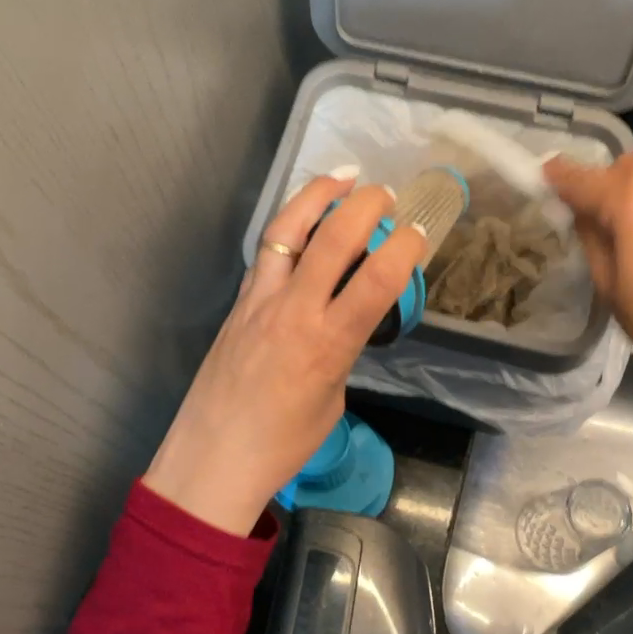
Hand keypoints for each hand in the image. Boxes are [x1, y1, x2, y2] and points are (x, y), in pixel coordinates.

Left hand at [143, 176, 425, 533]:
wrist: (213, 458)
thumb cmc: (282, 445)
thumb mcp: (332, 400)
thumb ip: (341, 353)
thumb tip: (342, 326)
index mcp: (328, 343)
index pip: (378, 280)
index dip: (405, 247)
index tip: (420, 232)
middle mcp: (293, 311)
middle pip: (333, 238)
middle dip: (366, 205)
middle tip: (386, 194)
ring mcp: (259, 301)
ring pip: (287, 230)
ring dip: (318, 195)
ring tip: (343, 175)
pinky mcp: (238, 303)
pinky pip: (266, 253)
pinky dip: (290, 227)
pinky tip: (303, 222)